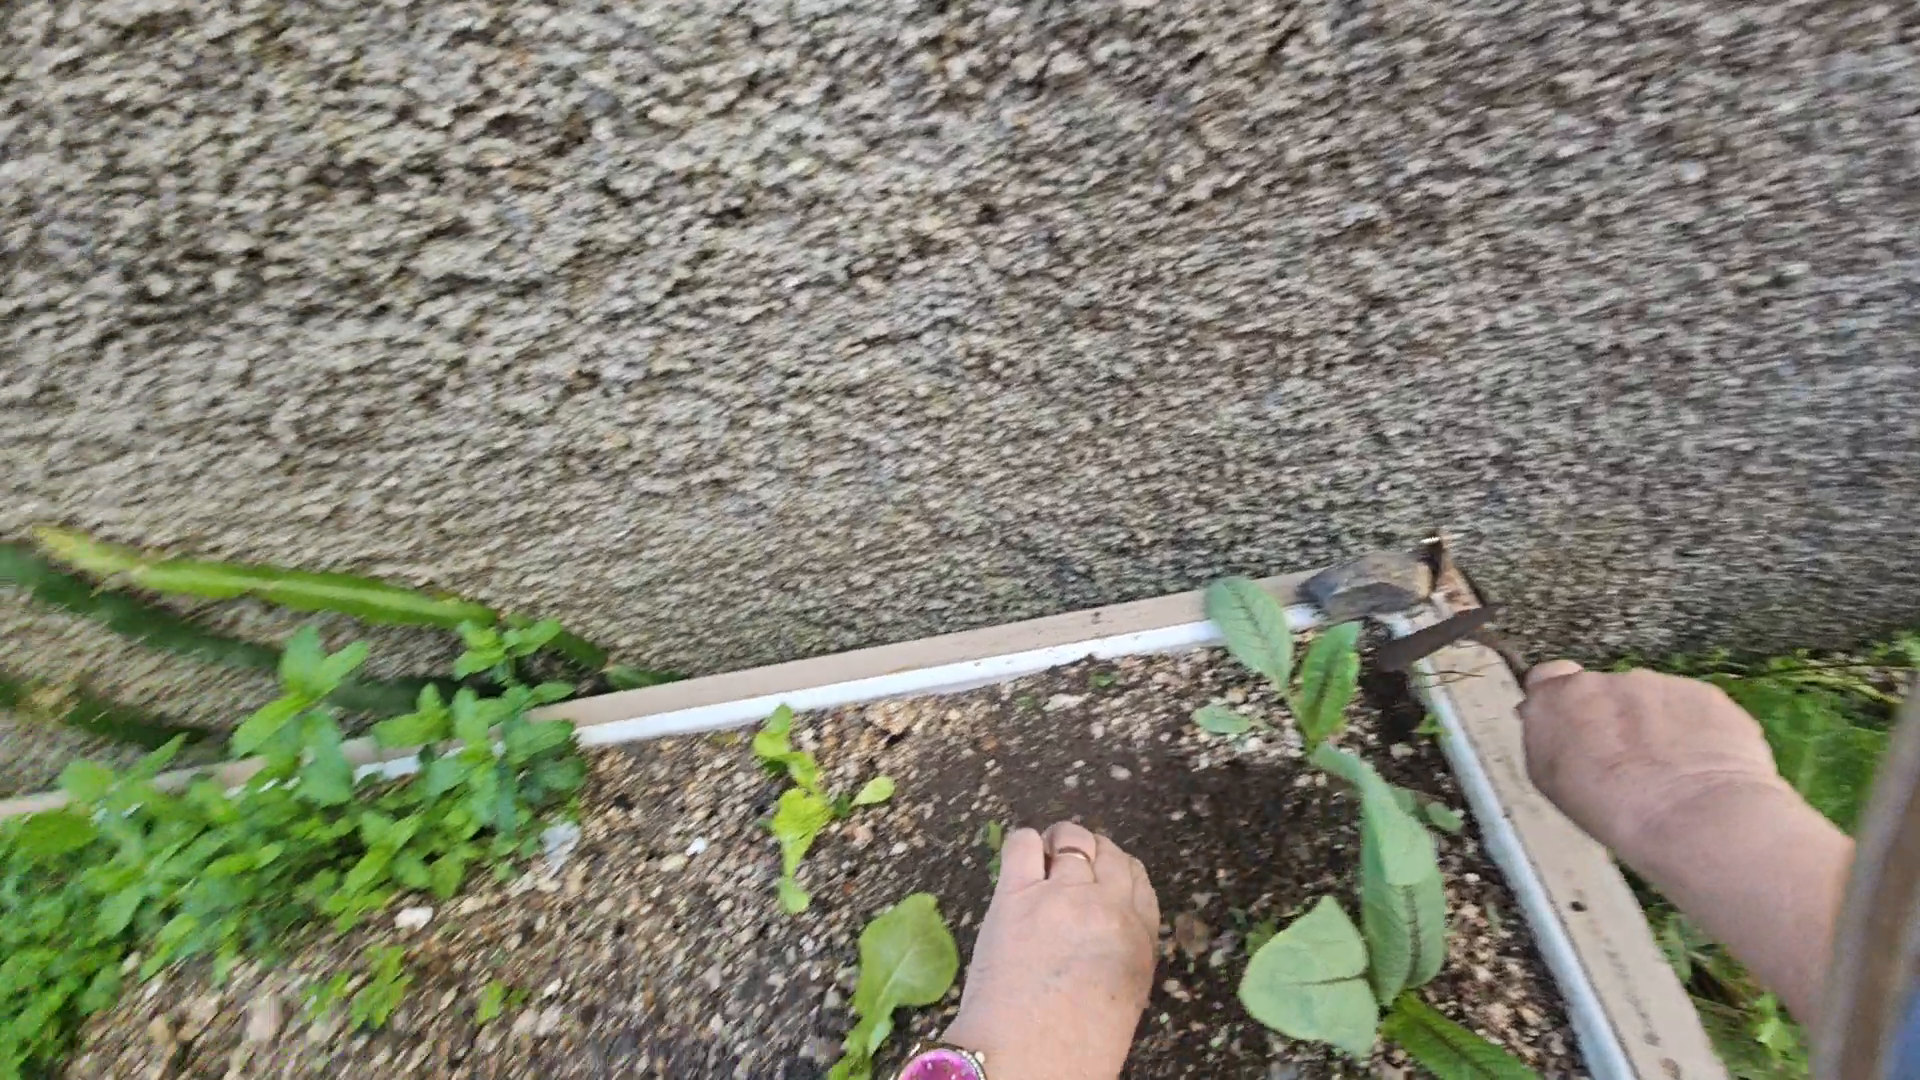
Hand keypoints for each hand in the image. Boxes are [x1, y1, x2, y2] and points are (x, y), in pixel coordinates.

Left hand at [943, 822, 1159, 1079]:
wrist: (1022, 1065)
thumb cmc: (1074, 1051)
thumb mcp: (1123, 1001)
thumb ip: (1121, 953)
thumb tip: (1104, 925)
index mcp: (1139, 941)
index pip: (1138, 877)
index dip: (1118, 869)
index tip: (1100, 876)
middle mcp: (1106, 908)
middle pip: (1109, 852)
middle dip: (1092, 853)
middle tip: (1070, 868)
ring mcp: (1061, 896)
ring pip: (1071, 839)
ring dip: (1059, 844)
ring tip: (1045, 861)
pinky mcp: (1016, 892)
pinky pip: (1023, 842)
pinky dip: (1024, 845)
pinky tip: (1020, 864)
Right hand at [1518, 661, 1789, 862]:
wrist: (1692, 815)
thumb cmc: (1606, 805)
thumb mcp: (1546, 775)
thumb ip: (1544, 736)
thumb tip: (1550, 721)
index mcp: (1552, 698)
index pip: (1547, 675)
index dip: (1560, 696)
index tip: (1572, 718)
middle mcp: (1597, 680)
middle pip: (1602, 691)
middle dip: (1612, 714)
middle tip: (1626, 755)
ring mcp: (1651, 683)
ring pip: (1649, 698)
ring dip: (1654, 721)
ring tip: (1672, 765)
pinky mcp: (1702, 692)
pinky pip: (1692, 706)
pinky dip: (1695, 727)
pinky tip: (1702, 761)